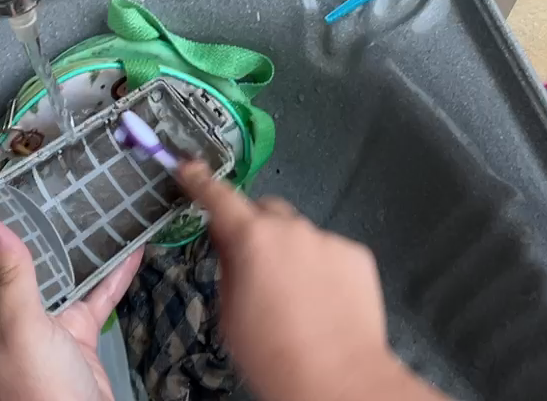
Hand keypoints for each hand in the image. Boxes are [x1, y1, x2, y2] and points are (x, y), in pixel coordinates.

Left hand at [0, 167, 143, 400]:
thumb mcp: (23, 330)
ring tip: (89, 195)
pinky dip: (117, 267)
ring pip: (62, 263)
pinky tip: (133, 242)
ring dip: (77, 234)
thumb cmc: (40, 397)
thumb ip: (10, 277)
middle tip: (44, 171)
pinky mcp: (80, 329)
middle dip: (29, 212)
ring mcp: (48, 319)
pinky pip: (99, 288)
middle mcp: (11, 311)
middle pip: (18, 250)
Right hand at [175, 162, 445, 400]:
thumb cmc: (276, 359)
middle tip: (253, 265)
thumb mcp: (230, 316)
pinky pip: (330, 252)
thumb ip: (228, 268)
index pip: (219, 197)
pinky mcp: (355, 253)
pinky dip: (323, 269)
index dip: (201, 180)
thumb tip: (229, 246)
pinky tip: (322, 302)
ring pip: (300, 234)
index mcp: (252, 239)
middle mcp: (290, 229)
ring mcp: (326, 238)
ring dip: (291, 253)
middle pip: (264, 212)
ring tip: (295, 298)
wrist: (338, 382)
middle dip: (255, 229)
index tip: (191, 167)